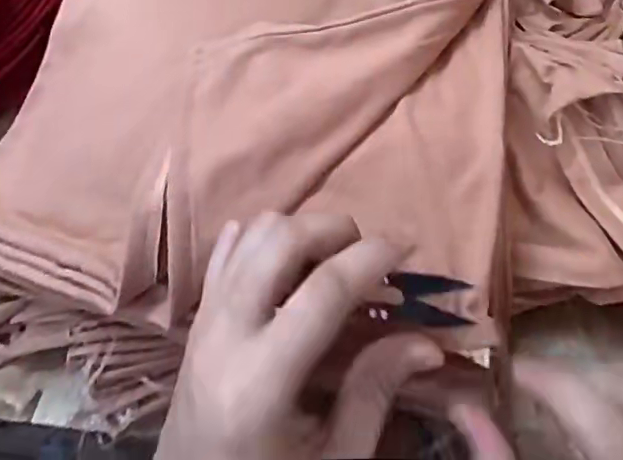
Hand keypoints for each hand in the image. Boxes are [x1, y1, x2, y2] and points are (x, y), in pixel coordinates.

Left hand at [155, 212, 451, 459]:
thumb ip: (374, 393)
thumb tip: (425, 343)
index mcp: (262, 381)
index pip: (323, 291)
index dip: (369, 258)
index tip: (403, 246)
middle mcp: (227, 332)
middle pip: (281, 240)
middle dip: (332, 230)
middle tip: (366, 256)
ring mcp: (205, 317)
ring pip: (253, 233)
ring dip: (299, 229)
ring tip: (331, 258)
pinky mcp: (197, 314)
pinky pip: (226, 249)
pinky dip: (261, 237)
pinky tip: (287, 258)